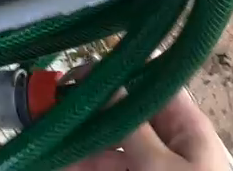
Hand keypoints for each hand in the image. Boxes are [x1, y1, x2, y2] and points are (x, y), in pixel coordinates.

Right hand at [63, 89, 230, 170]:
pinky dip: (82, 165)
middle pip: (123, 113)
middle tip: (50, 107)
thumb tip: (106, 84)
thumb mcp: (160, 169)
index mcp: (185, 128)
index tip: (81, 75)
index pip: (152, 82)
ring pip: (109, 146)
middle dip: (88, 111)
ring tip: (47, 138)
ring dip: (78, 142)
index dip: (118, 72)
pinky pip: (105, 170)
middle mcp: (168, 143)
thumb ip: (131, 127)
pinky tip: (57, 161)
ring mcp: (151, 169)